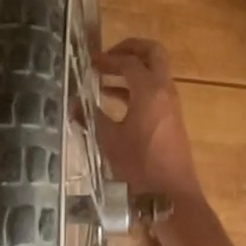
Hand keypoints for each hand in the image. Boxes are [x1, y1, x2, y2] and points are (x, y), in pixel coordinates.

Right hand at [94, 38, 201, 202]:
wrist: (171, 198)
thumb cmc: (140, 168)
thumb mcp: (109, 142)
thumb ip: (91, 118)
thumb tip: (74, 103)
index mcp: (150, 90)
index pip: (128, 61)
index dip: (107, 59)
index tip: (89, 63)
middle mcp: (164, 89)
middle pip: (153, 52)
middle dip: (130, 47)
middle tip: (107, 55)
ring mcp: (170, 102)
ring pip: (154, 70)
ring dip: (132, 68)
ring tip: (103, 78)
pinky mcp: (171, 116)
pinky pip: (154, 89)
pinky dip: (136, 86)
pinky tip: (113, 100)